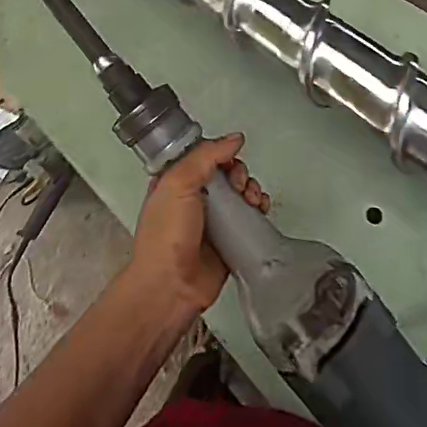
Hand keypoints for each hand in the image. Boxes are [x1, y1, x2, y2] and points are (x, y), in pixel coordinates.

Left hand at [127, 134, 268, 316]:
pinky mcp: (230, 239)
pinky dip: (259, 209)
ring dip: (251, 189)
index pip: (203, 156)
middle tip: (239, 184)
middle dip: (239, 172)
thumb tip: (235, 139)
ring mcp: (213, 220)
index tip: (228, 160)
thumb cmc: (166, 236)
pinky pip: (250, 217)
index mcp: (174, 181)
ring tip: (252, 199)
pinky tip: (260, 209)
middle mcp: (193, 199)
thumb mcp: (178, 183)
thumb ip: (206, 156)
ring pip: (240, 192)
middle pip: (226, 172)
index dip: (219, 153)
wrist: (171, 287)